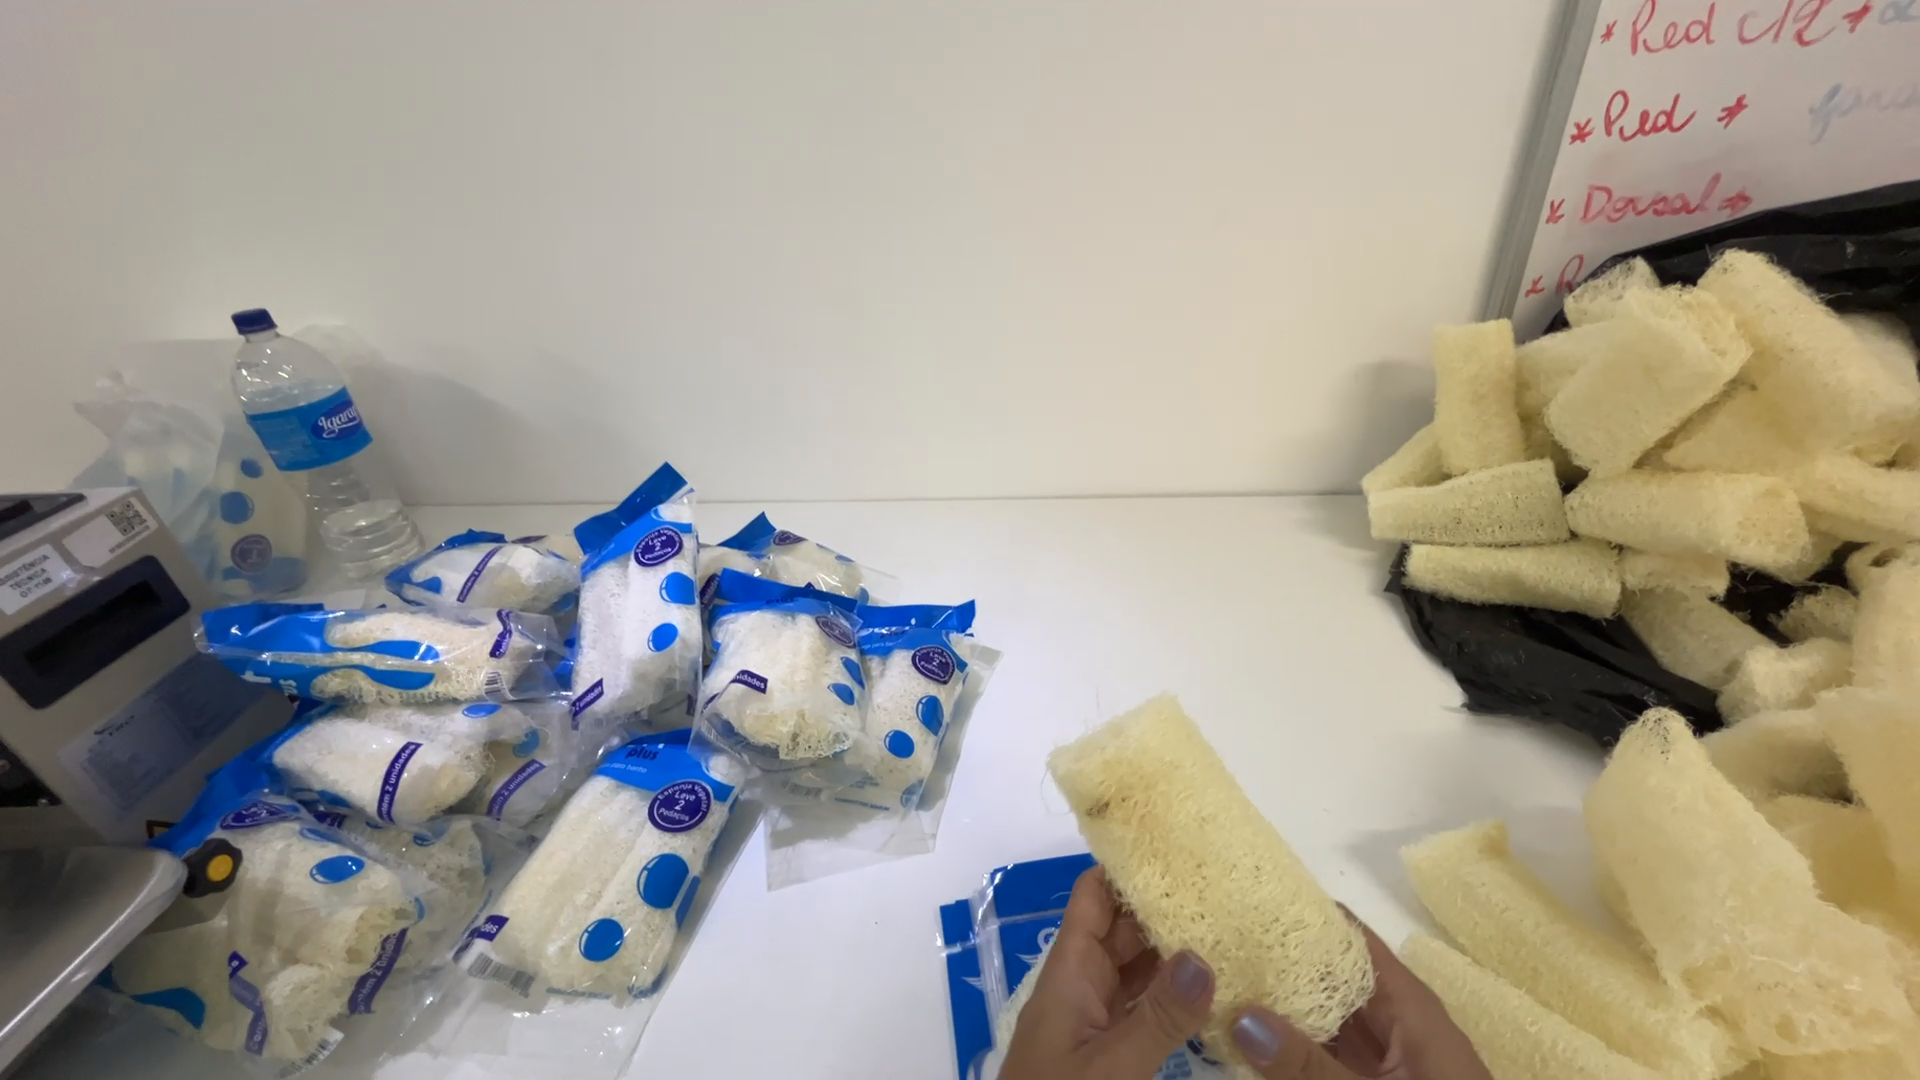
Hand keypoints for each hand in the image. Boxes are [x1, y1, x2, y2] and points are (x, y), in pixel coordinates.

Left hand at [997, 866, 1215, 1079]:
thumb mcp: (1112, 1067)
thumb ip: (1159, 1015)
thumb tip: (1203, 952)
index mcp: (1071, 968)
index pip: (1094, 895)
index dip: (1126, 866)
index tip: (1177, 846)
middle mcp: (1083, 980)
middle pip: (1123, 927)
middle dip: (1165, 907)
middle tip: (1225, 888)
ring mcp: (1096, 1015)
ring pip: (1138, 967)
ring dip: (1175, 951)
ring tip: (1231, 927)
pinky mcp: (1111, 1048)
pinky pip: (1144, 1006)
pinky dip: (1175, 995)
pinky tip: (1216, 990)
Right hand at [1225, 917, 1493, 1079]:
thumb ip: (1307, 1066)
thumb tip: (1237, 1013)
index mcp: (1409, 1004)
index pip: (1347, 933)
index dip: (1298, 910)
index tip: (1242, 895)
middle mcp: (1395, 1019)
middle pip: (1329, 969)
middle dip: (1276, 954)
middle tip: (1214, 935)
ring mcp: (1385, 1056)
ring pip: (1324, 1010)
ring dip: (1277, 998)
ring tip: (1217, 973)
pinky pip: (1327, 1047)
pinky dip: (1290, 1038)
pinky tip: (1245, 1032)